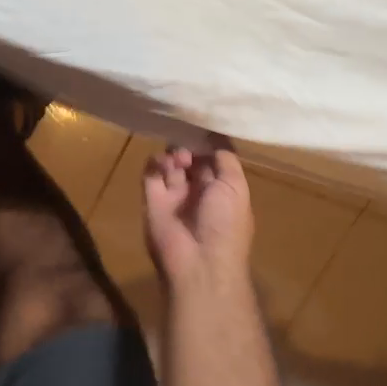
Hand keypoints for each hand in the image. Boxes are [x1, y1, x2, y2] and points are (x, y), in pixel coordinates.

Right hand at [143, 144, 253, 289]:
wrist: (199, 262)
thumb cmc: (225, 223)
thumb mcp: (236, 186)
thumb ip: (225, 157)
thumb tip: (214, 132)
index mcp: (222, 190)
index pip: (213, 158)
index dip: (208, 142)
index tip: (202, 123)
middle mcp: (198, 191)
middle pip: (190, 158)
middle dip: (189, 145)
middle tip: (188, 142)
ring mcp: (174, 195)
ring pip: (170, 163)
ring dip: (174, 154)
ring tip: (179, 160)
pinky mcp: (152, 200)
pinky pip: (150, 174)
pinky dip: (155, 163)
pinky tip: (164, 165)